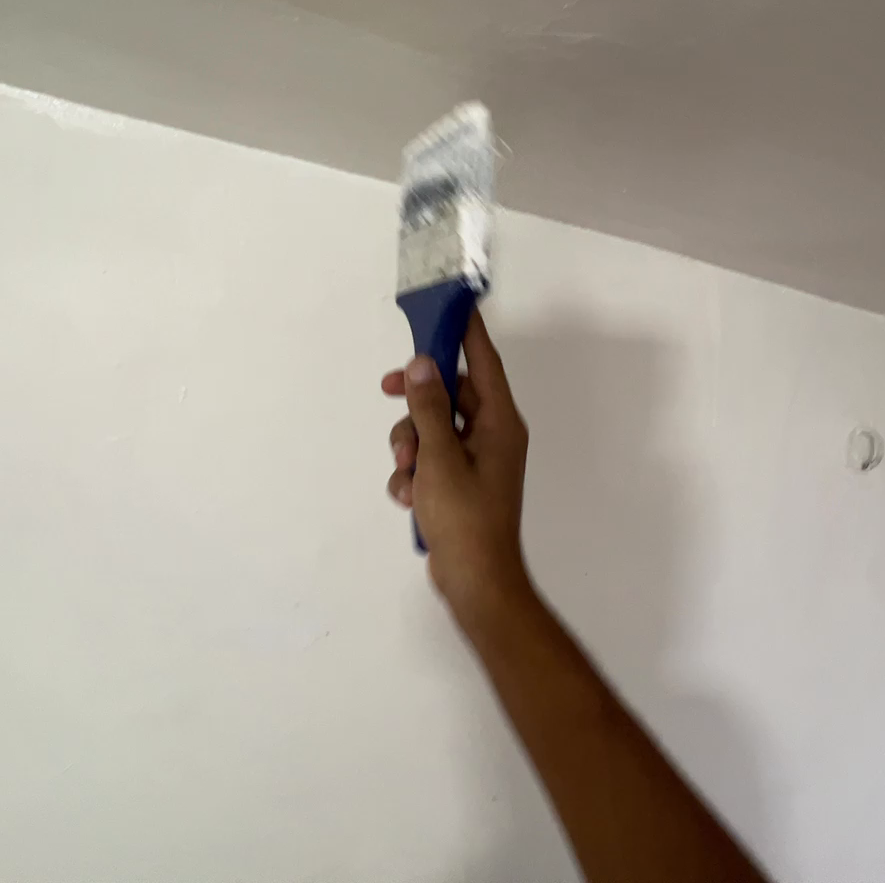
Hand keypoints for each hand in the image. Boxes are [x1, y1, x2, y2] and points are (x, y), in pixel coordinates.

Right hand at [382, 312, 530, 611]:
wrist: (475, 581)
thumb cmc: (464, 516)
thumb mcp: (440, 457)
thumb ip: (429, 408)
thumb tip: (423, 364)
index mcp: (499, 421)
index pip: (483, 361)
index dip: (466, 331)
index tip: (450, 304)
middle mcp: (491, 433)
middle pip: (448, 394)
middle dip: (415, 404)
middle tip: (386, 392)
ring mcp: (476, 459)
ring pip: (431, 428)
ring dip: (410, 447)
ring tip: (408, 477)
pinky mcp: (459, 482)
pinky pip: (430, 460)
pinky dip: (415, 475)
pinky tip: (410, 498)